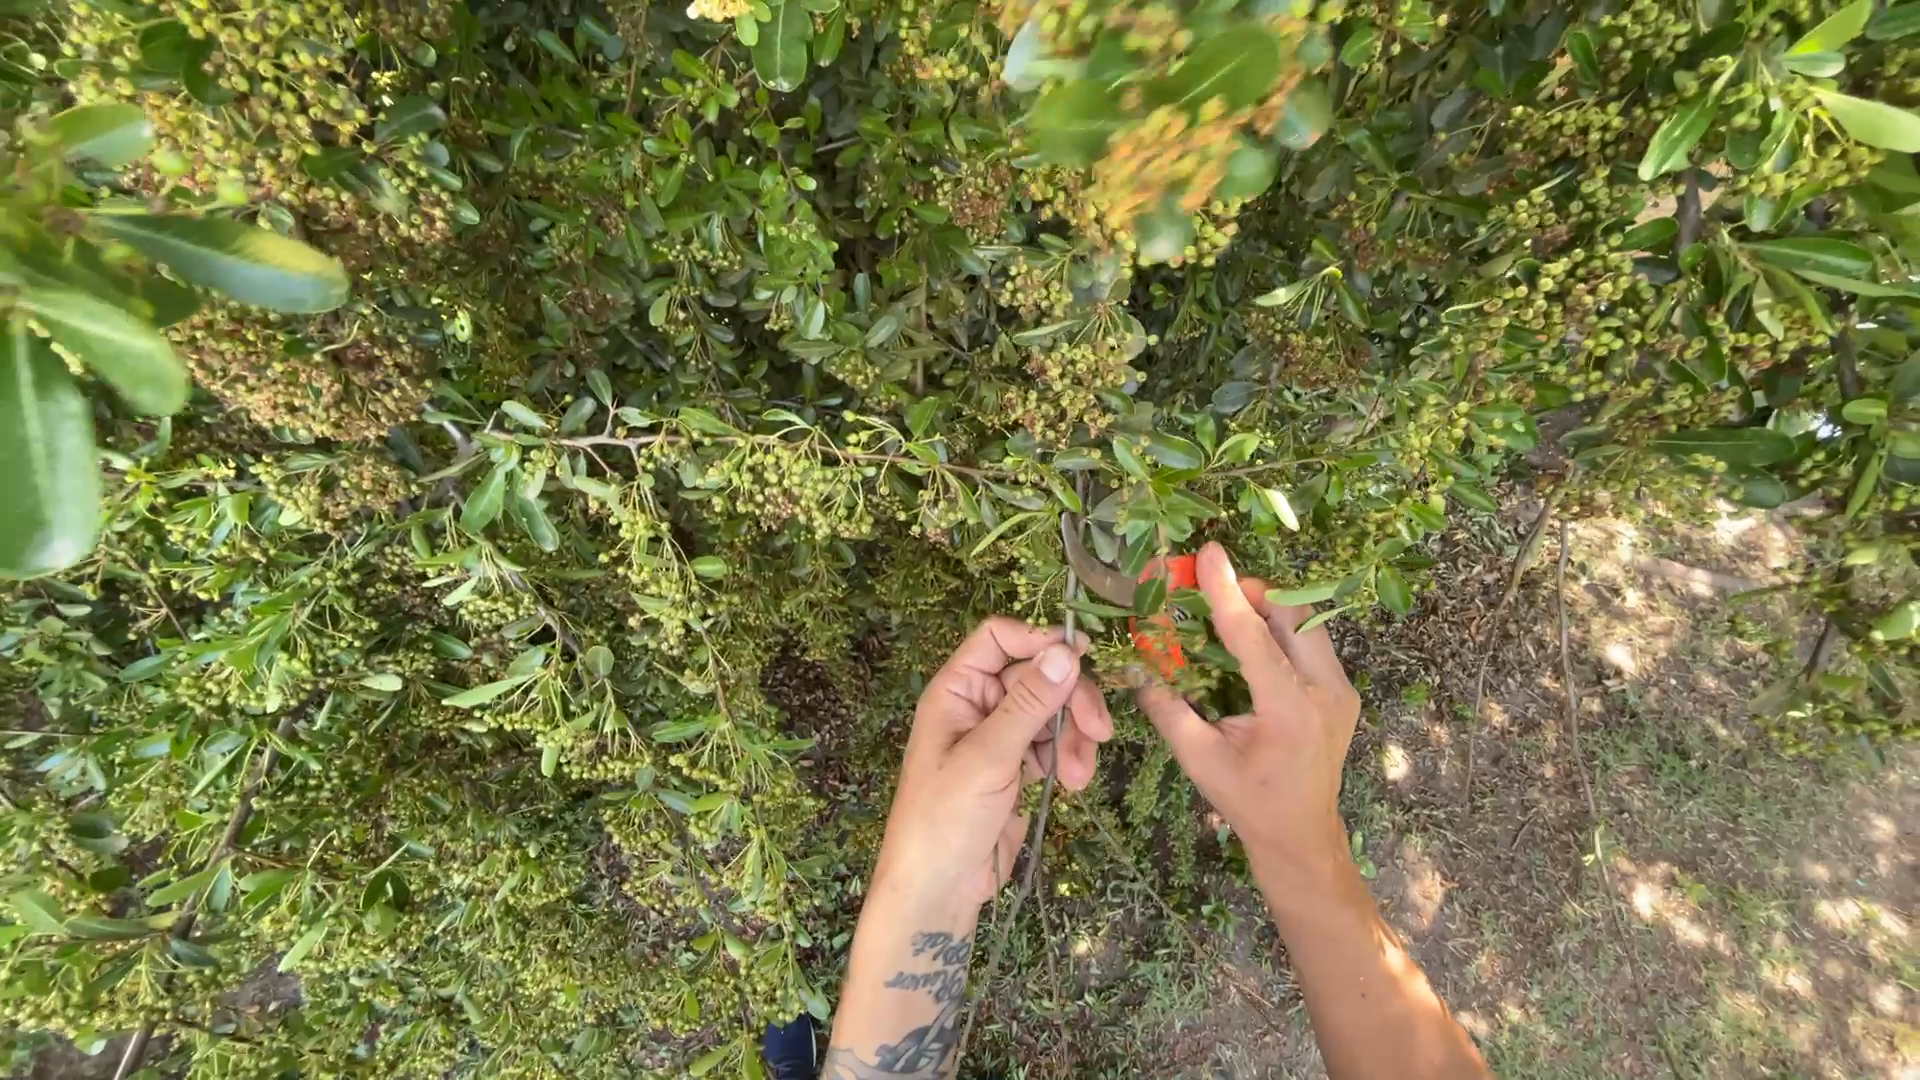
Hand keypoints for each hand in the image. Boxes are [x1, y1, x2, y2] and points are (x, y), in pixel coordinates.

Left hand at [871, 617, 1112, 914]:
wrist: (939, 891)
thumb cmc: (946, 817)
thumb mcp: (988, 757)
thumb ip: (1028, 704)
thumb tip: (1066, 652)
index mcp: (957, 689)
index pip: (999, 639)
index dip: (1038, 640)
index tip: (1082, 655)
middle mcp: (978, 704)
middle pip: (1036, 675)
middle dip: (1070, 701)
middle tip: (1099, 730)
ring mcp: (999, 735)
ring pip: (1051, 710)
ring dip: (1073, 736)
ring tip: (1078, 775)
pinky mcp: (1017, 765)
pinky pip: (1053, 742)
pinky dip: (1069, 756)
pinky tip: (1074, 783)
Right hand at [1136, 542, 1360, 884]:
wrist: (1302, 837)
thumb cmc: (1248, 801)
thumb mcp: (1198, 758)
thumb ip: (1167, 707)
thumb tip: (1136, 666)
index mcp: (1289, 709)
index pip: (1251, 634)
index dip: (1225, 590)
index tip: (1207, 553)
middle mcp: (1326, 691)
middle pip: (1290, 614)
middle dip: (1250, 592)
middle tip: (1211, 592)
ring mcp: (1341, 690)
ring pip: (1306, 622)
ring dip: (1267, 608)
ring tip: (1228, 611)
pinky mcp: (1342, 692)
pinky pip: (1310, 641)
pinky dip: (1279, 628)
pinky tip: (1251, 639)